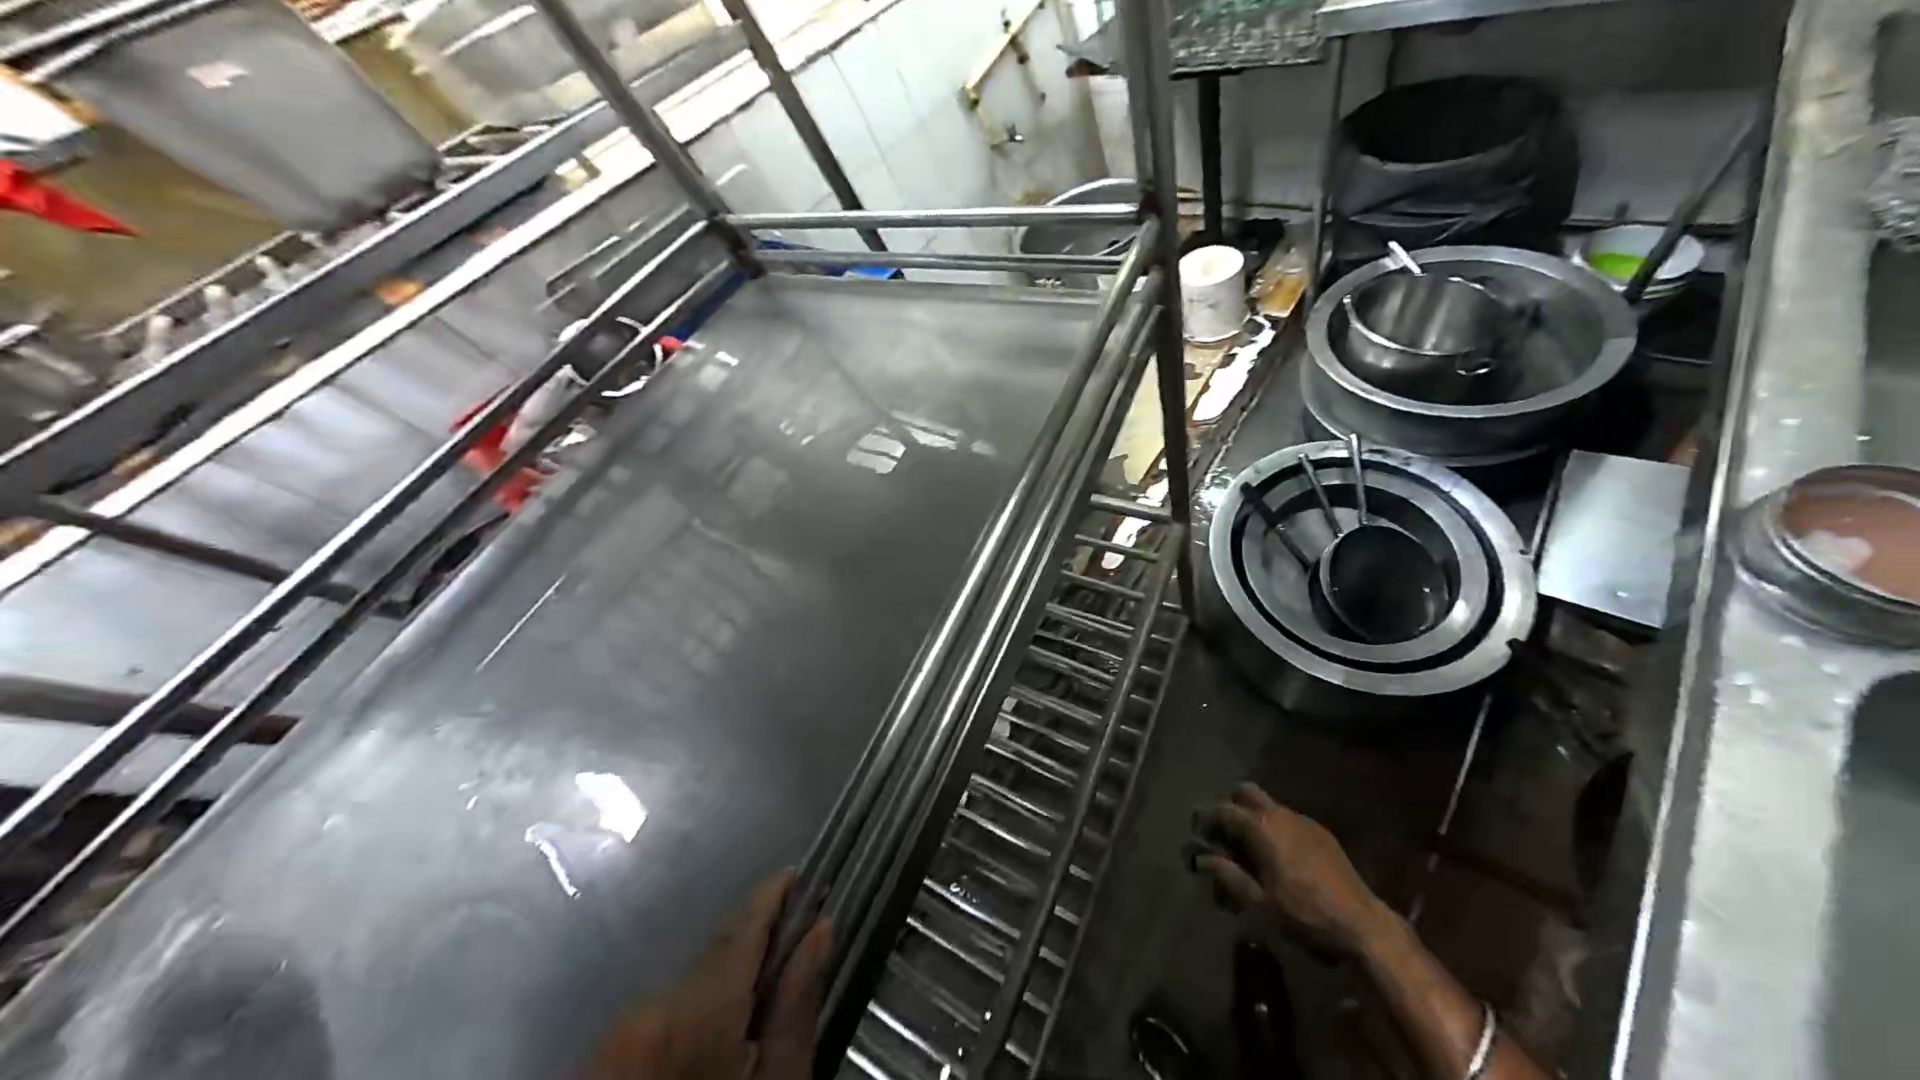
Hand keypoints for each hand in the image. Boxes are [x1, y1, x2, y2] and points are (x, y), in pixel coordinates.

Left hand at [584, 869, 832, 1079]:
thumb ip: (798, 1003)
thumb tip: (821, 929)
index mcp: (697, 1011)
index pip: (740, 929)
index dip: (770, 897)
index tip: (795, 874)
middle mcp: (649, 1010)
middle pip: (715, 956)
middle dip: (755, 946)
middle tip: (794, 943)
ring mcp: (618, 1035)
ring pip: (688, 984)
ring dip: (725, 980)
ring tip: (758, 1002)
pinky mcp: (604, 1057)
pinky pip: (662, 1013)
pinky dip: (695, 1010)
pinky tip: (717, 1035)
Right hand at [1189, 783, 1394, 955]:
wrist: (1362, 924)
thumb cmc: (1304, 914)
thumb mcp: (1259, 903)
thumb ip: (1228, 876)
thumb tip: (1201, 859)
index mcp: (1262, 828)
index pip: (1224, 810)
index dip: (1206, 818)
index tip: (1199, 833)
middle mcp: (1282, 815)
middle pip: (1246, 792)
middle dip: (1230, 805)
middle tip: (1222, 831)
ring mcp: (1305, 821)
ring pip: (1269, 804)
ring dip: (1253, 816)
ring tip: (1248, 845)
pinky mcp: (1322, 834)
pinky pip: (1289, 818)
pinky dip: (1274, 826)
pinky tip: (1278, 854)